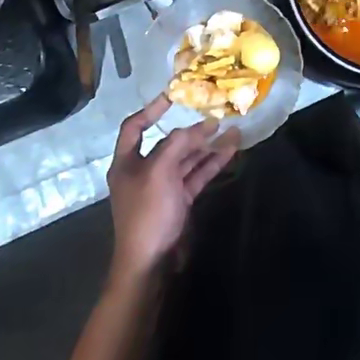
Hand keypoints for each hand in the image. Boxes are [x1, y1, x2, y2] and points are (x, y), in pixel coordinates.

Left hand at [106, 96, 238, 283]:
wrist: (151, 262)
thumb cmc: (147, 213)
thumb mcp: (159, 172)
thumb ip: (178, 144)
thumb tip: (200, 126)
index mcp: (126, 162)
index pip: (134, 127)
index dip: (151, 110)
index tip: (173, 97)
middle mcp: (143, 171)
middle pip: (167, 143)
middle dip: (191, 131)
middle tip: (215, 115)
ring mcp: (163, 187)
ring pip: (186, 160)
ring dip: (207, 146)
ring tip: (233, 131)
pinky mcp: (179, 201)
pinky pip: (196, 176)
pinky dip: (211, 164)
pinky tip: (230, 152)